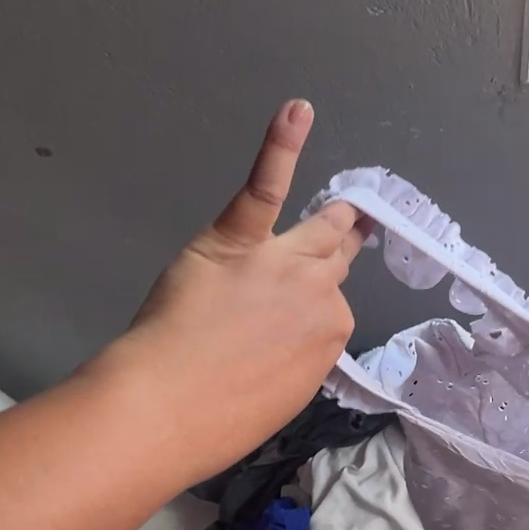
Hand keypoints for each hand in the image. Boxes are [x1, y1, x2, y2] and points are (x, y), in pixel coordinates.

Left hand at [90, 100, 368, 480]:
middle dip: (345, 246)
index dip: (314, 308)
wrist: (170, 407)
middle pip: (336, 259)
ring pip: (321, 228)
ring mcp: (285, 261)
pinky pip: (267, 185)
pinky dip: (282, 145)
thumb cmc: (219, 418)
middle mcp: (322, 291)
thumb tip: (285, 339)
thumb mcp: (280, 394)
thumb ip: (293, 356)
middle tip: (358, 230)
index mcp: (332, 333)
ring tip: (350, 201)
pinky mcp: (240, 237)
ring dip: (335, 216)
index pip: (331, 307)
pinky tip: (297, 111)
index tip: (298, 315)